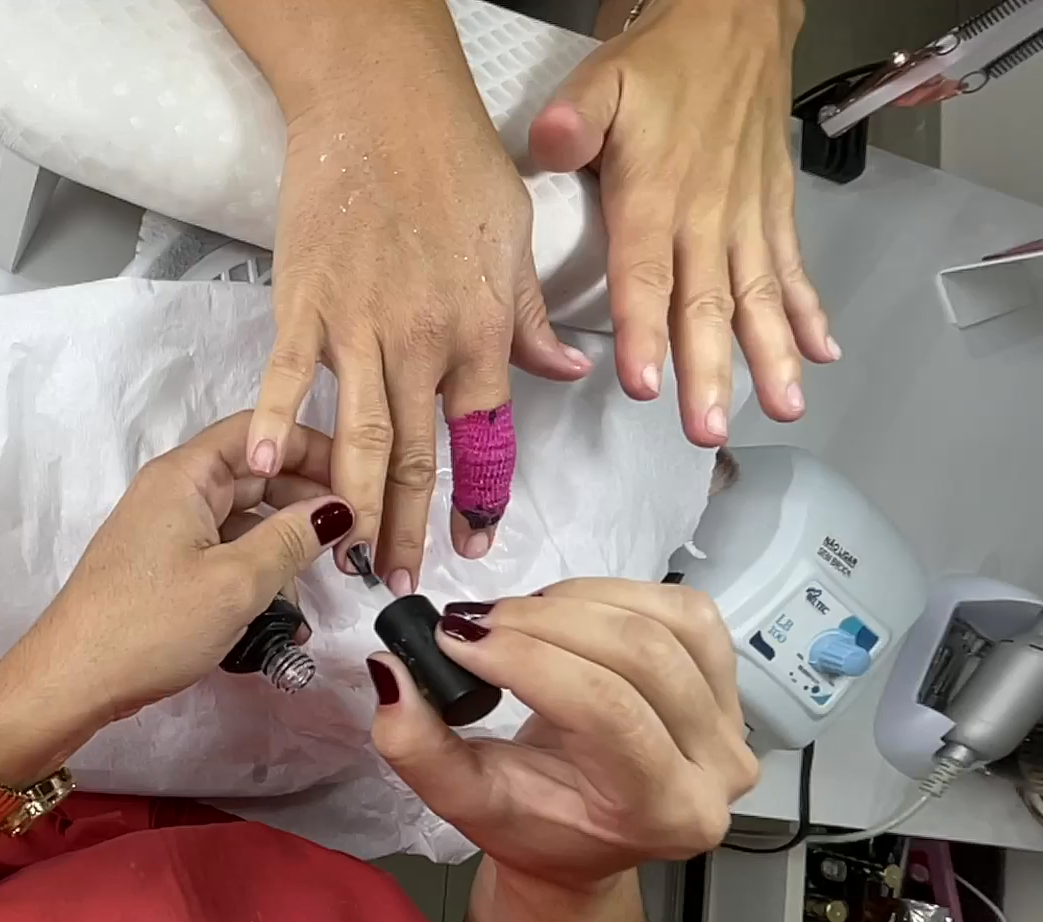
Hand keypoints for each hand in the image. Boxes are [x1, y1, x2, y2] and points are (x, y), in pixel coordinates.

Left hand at [0, 414, 350, 779]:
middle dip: (308, 499)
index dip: (314, 446)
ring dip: (285, 541)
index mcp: (185, 474)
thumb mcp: (235, 582)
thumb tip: (338, 509)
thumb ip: (291, 539)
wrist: (75, 678)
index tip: (361, 478)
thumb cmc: (152, 624)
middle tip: (357, 534)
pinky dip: (256, 568)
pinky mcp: (167, 564)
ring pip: (243, 516)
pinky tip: (285, 606)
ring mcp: (169, 528)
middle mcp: (175, 489)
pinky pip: (223, 549)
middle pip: (256, 473)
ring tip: (329, 573)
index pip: (260, 430)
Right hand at [248, 78, 591, 595]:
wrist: (382, 106)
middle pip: (417, 454)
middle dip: (409, 525)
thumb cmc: (453, 165)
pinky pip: (287, 376)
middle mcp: (425, 342)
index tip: (472, 546)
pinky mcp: (303, 308)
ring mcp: (359, 329)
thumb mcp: (515, 237)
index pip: (482, 435)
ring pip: (359, 434)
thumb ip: (532, 318)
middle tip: (399, 580)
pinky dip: (270, 421)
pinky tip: (259, 469)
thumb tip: (569, 375)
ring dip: (354, 503)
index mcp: (481, 328)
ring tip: (347, 557)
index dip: (477, 498)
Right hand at [368, 579, 759, 892]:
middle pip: (640, 653)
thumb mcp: (454, 795)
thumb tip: (390, 669)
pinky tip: (564, 611)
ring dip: (574, 601)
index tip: (451, 638)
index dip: (522, 657)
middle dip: (539, 620)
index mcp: (656, 810)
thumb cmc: (522, 822)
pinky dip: (613, 594)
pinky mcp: (728, 686)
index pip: (604, 708)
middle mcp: (716, 770)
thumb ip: (413, 742)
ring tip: (513, 617)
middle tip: (471, 623)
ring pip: (667, 623)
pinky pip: (686, 613)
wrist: (582, 832)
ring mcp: (734, 725)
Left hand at [535, 0, 835, 446]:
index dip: (645, 333)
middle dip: (710, 370)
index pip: (645, 278)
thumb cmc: (655, 64)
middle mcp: (706, 217)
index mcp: (655, 199)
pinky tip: (821, 352)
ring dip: (769, 355)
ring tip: (781, 407)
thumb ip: (574, 119)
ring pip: (756, 297)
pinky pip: (790, 266)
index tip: (648, 386)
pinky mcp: (769, 209)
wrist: (734, 21)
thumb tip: (552, 142)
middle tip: (709, 429)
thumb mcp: (600, 83)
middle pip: (707, 305)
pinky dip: (806, 310)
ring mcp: (744, 216)